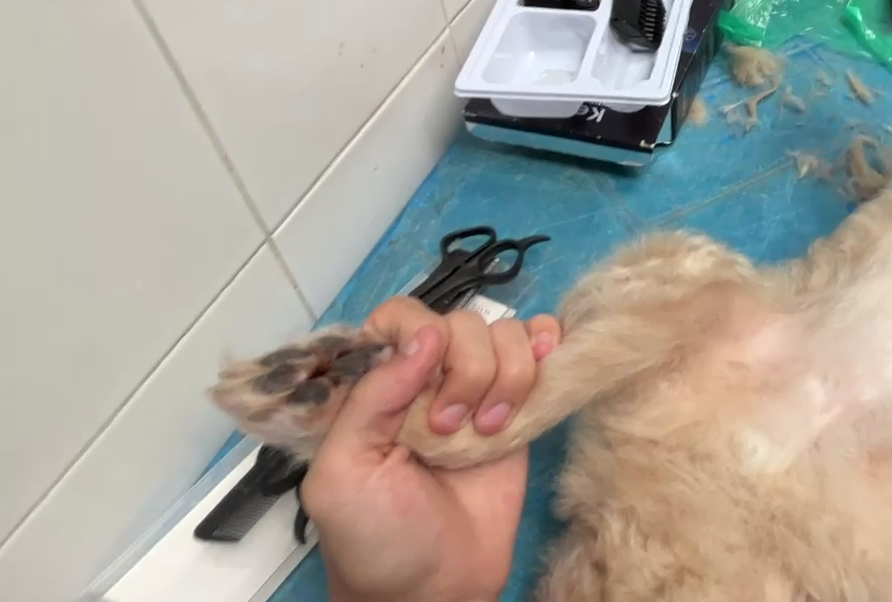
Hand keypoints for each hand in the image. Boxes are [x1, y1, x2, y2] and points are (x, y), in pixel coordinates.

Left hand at [303, 299, 560, 601]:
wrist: (444, 582)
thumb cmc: (379, 538)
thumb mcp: (342, 478)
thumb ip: (369, 402)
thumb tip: (426, 334)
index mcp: (380, 386)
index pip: (400, 316)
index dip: (419, 331)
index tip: (426, 373)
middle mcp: (433, 374)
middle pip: (464, 321)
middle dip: (467, 370)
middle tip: (452, 427)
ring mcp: (484, 382)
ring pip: (509, 330)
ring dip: (508, 375)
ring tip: (491, 429)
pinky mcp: (527, 395)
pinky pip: (546, 340)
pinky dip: (549, 349)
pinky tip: (537, 385)